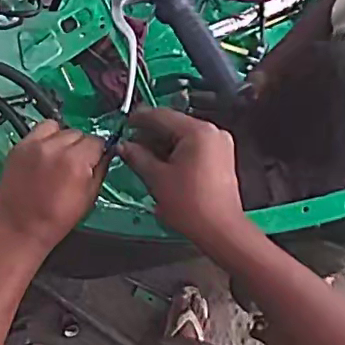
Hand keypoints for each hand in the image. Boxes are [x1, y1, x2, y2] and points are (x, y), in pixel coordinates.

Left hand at [0, 120, 108, 254]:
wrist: (21, 228)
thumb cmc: (57, 219)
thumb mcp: (89, 197)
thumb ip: (100, 170)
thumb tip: (105, 155)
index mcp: (76, 161)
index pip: (97, 141)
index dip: (98, 152)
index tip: (95, 159)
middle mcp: (55, 147)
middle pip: (78, 133)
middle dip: (81, 146)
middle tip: (76, 164)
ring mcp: (34, 145)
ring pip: (59, 128)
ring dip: (63, 139)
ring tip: (60, 156)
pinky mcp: (19, 147)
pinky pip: (38, 130)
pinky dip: (45, 138)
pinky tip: (46, 153)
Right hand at [119, 108, 252, 249]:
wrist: (219, 229)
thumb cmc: (188, 203)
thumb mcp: (157, 178)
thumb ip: (137, 156)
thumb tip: (123, 146)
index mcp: (198, 131)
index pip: (162, 116)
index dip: (139, 118)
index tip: (123, 123)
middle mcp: (212, 132)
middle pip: (175, 124)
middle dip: (150, 133)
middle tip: (129, 143)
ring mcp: (220, 144)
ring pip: (184, 136)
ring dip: (162, 143)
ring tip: (141, 155)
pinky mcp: (222, 158)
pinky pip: (194, 146)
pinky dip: (176, 151)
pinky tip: (160, 162)